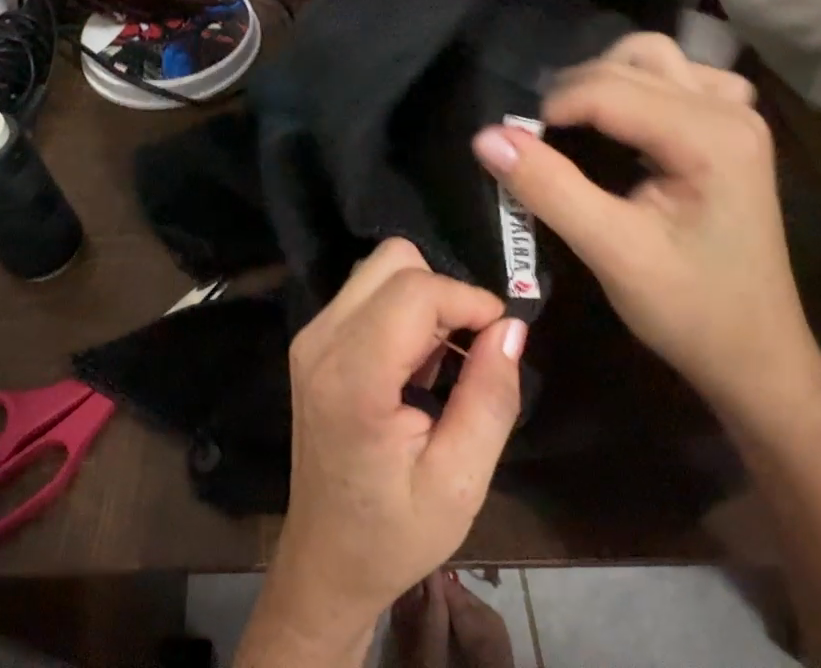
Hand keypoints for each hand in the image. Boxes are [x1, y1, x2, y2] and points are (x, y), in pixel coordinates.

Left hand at [264, 239, 527, 648]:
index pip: (415, 290)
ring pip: (380, 271)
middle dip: (445, 294)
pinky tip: (416, 369)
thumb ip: (489, 397)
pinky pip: (366, 296)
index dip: (469, 300)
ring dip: (424, 303)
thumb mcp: (461, 480)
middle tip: (469, 352)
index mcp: (352, 378)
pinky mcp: (312, 345)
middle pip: (393, 262)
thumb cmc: (394, 532)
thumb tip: (510, 327)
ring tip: (443, 367)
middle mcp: (320, 343)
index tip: (500, 339)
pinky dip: (403, 314)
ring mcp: (310, 340)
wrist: (327, 559)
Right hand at [470, 33, 820, 419]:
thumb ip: (549, 188)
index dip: (550, 109)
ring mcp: (738, 117)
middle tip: (537, 140)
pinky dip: (640, 88)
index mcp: (710, 136)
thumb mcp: (611, 251)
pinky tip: (624, 125)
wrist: (755, 354)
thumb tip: (486, 137)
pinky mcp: (732, 132)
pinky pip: (679, 79)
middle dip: (573, 92)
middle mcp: (730, 111)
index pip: (608, 88)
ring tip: (572, 126)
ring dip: (606, 80)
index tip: (514, 149)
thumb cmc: (688, 309)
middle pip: (631, 63)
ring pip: (655, 59)